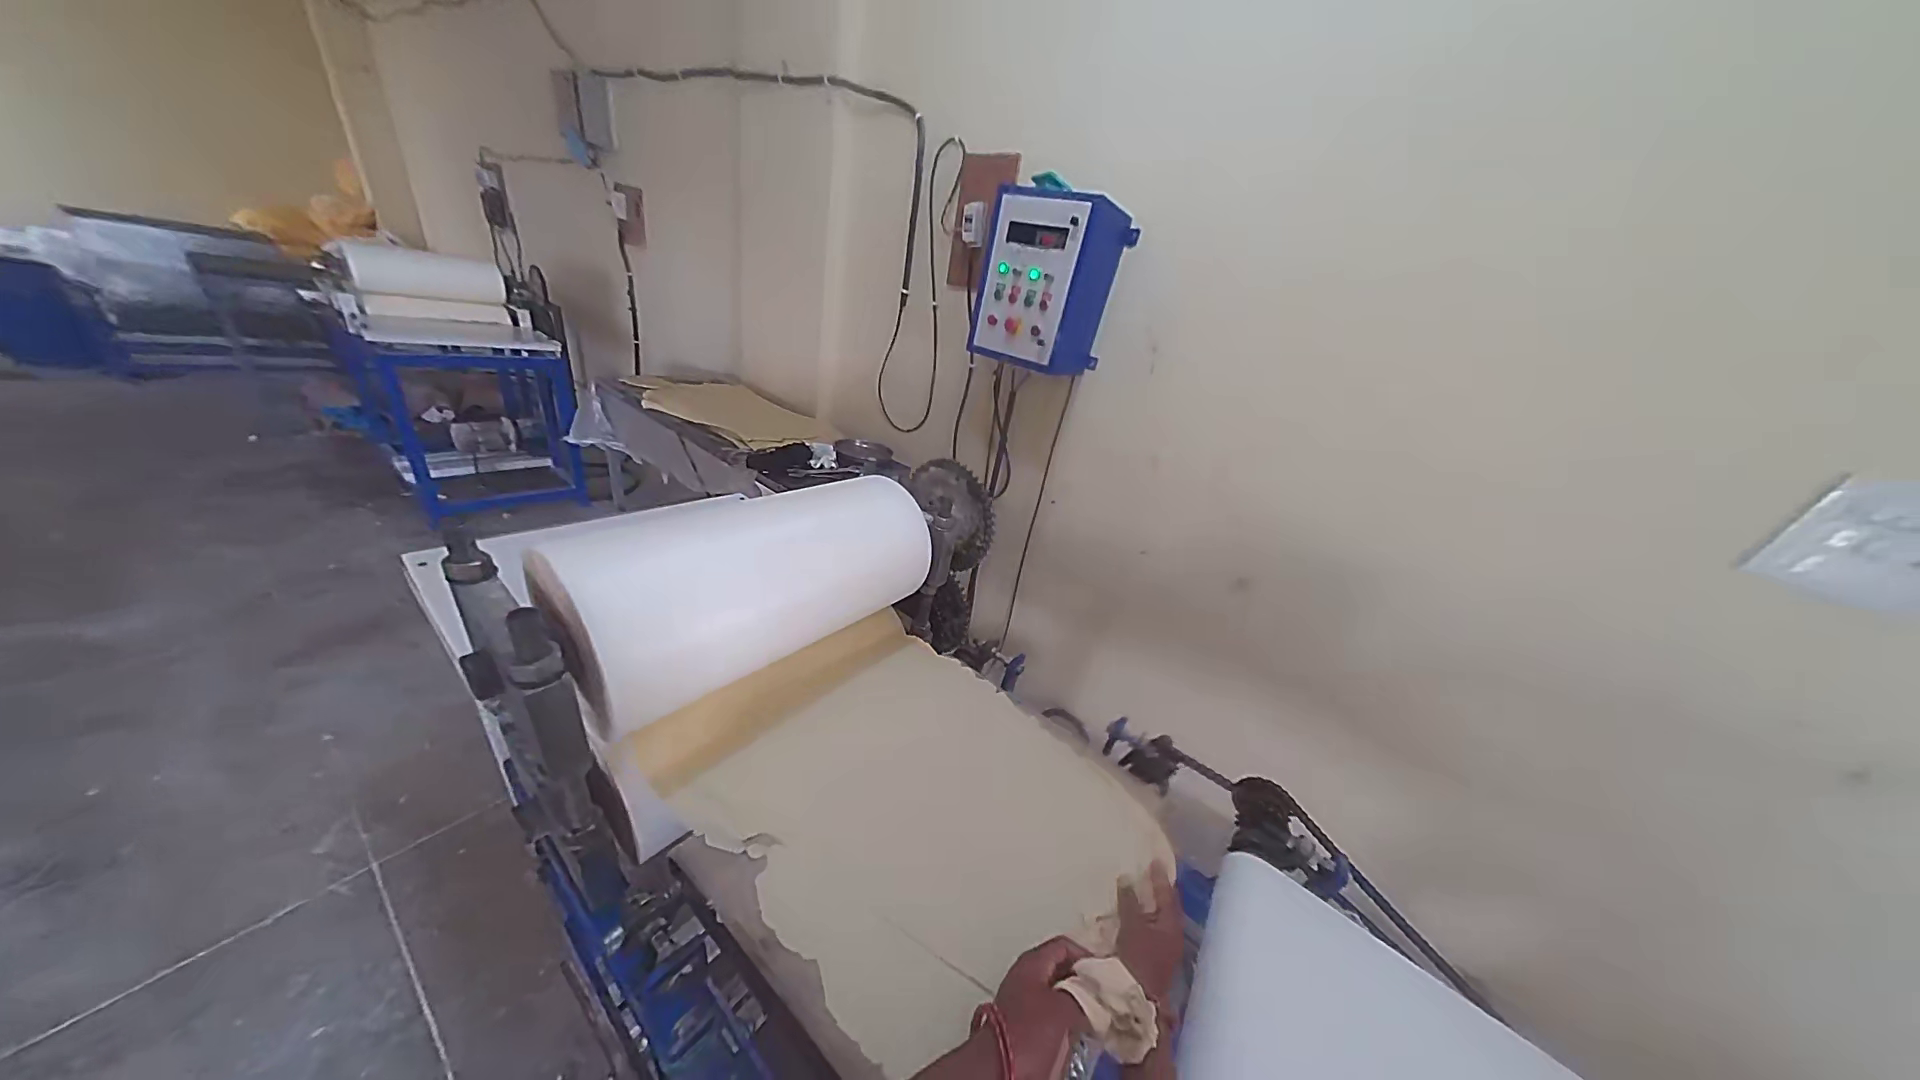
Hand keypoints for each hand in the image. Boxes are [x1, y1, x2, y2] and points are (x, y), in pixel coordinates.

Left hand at [992, 936, 1091, 1079]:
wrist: (1000, 1066)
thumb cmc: (1028, 1031)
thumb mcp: (1062, 1008)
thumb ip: (1082, 995)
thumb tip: (1094, 996)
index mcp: (1032, 962)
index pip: (1063, 946)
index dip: (1086, 955)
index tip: (1105, 971)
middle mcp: (1025, 976)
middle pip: (1060, 968)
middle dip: (1083, 979)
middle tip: (1104, 992)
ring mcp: (1022, 1000)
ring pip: (1057, 992)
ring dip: (1077, 1000)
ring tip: (1097, 1013)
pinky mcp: (1023, 1024)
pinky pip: (1051, 1013)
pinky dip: (1067, 1018)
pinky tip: (1080, 1031)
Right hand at [1116, 862, 1182, 1006]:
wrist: (1137, 996)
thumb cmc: (1137, 958)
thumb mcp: (1131, 925)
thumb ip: (1129, 901)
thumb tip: (1126, 878)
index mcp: (1172, 925)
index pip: (1168, 895)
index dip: (1160, 877)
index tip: (1155, 861)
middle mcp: (1174, 935)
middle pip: (1168, 907)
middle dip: (1160, 891)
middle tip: (1150, 873)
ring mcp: (1167, 948)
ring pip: (1161, 919)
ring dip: (1152, 905)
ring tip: (1142, 891)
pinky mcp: (1157, 957)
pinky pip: (1154, 928)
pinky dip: (1147, 918)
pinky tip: (1137, 914)